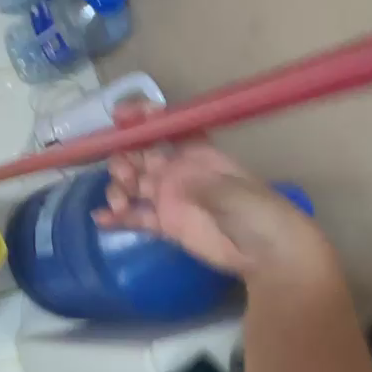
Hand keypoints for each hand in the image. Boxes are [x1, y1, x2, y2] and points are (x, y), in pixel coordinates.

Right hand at [92, 109, 334, 285]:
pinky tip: (102, 219)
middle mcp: (179, 171)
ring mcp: (169, 198)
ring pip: (132, 183)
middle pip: (140, 155)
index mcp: (198, 155)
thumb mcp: (235, 193)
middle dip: (124, 157)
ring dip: (118, 187)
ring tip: (121, 203)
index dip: (144, 118)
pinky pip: (135, 216)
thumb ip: (199, 184)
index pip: (167, 128)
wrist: (269, 255)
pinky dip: (116, 216)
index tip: (121, 116)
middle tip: (126, 173)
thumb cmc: (260, 214)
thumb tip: (167, 178)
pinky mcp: (164, 224)